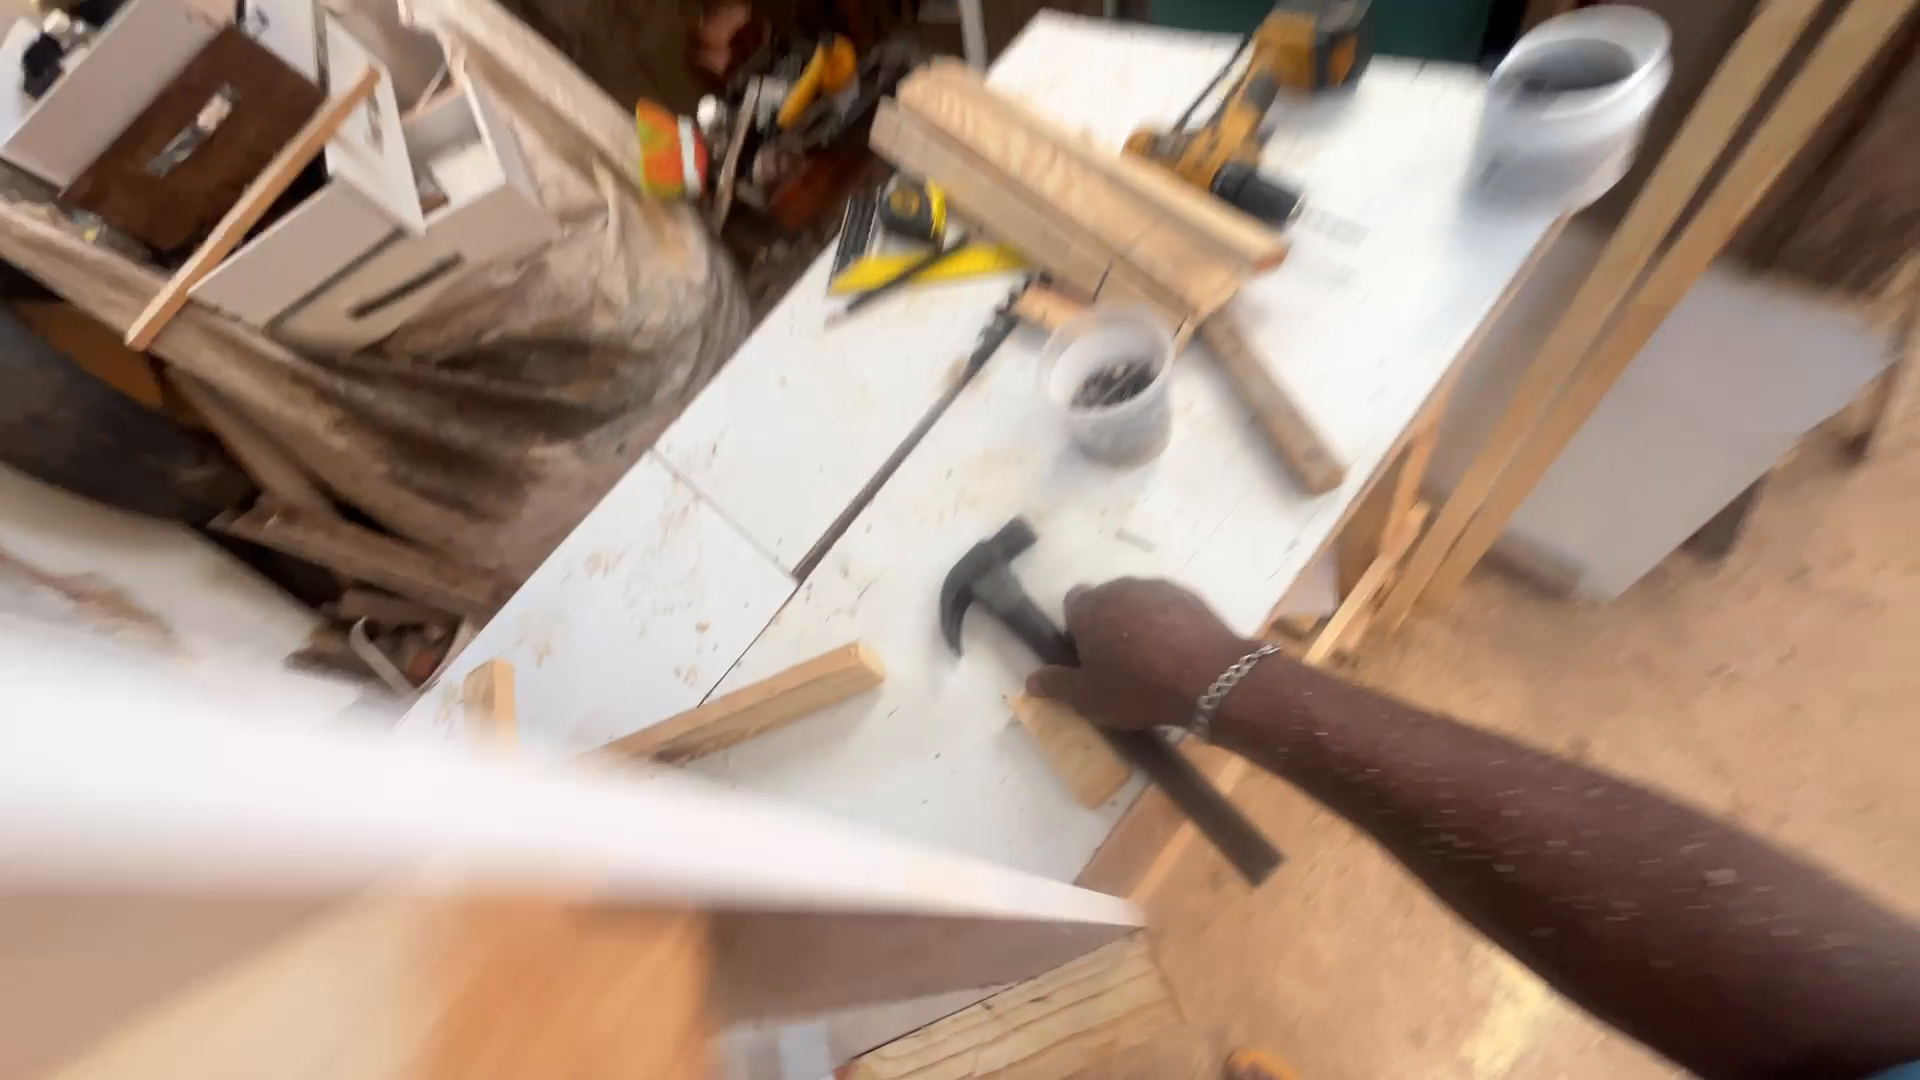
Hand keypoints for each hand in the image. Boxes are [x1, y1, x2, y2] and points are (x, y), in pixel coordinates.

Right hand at [1025, 578, 1257, 730]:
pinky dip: (1168, 624)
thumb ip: (1057, 686)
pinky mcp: (1188, 596)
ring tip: (1152, 659)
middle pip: (1106, 601)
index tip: (1089, 654)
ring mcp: (1156, 588)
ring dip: (1138, 622)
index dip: (1077, 627)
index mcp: (1089, 608)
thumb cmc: (1138, 688)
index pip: (1072, 603)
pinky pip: (1167, 608)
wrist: (1210, 677)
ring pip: (1138, 602)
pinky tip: (1178, 652)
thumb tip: (1030, 681)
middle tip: (1119, 660)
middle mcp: (1119, 588)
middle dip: (1108, 623)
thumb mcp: (1090, 698)